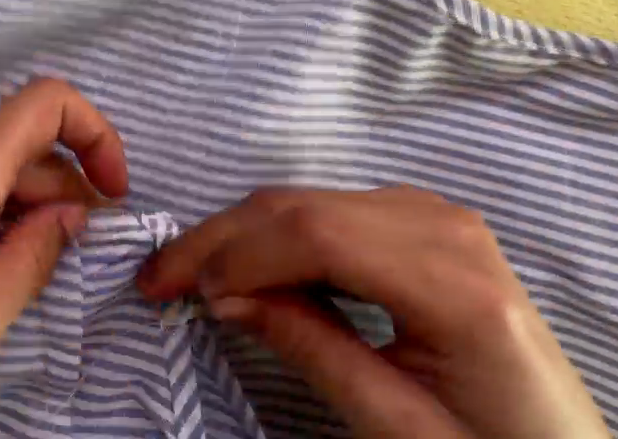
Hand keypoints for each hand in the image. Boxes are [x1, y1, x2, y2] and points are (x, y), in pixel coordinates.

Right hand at [137, 186, 608, 438]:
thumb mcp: (401, 431)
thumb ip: (312, 351)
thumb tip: (221, 296)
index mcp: (458, 284)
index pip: (318, 234)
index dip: (237, 253)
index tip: (177, 289)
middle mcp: (445, 225)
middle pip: (302, 207)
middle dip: (221, 239)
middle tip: (160, 276)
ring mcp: (435, 214)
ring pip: (304, 201)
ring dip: (241, 235)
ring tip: (194, 276)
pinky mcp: (421, 219)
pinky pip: (325, 210)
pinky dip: (275, 236)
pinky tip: (250, 269)